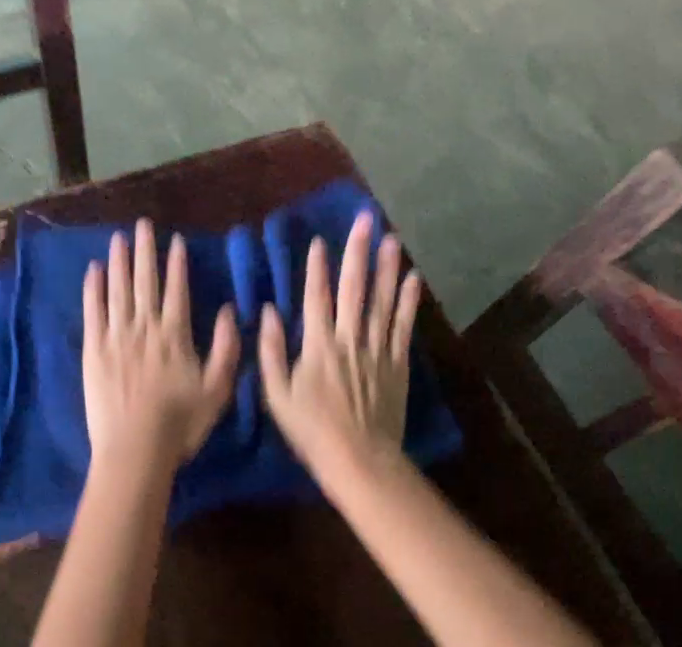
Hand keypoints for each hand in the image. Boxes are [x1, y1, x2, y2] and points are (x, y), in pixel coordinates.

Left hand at [82, 219, 239, 472]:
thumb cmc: (180, 424)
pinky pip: (93, 312)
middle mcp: (146, 327)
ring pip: (118, 290)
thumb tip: (229, 310)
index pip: (177, 290)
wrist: (135, 451)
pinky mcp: (94, 351)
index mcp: (176, 335)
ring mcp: (117, 337)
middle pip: (145, 281)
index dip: (177, 264)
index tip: (175, 240)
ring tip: (118, 239)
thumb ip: (226, 348)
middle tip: (142, 224)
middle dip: (145, 251)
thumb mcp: (218, 390)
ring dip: (119, 262)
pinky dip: (93, 290)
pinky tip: (93, 271)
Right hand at [259, 211, 421, 479]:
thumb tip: (268, 311)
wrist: (360, 462)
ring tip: (391, 238)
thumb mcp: (277, 395)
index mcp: (318, 345)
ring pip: (382, 300)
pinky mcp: (397, 363)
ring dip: (387, 267)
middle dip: (358, 252)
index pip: (317, 297)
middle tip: (365, 220)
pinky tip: (413, 278)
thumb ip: (270, 350)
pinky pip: (403, 326)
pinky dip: (408, 301)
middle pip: (354, 288)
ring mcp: (377, 349)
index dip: (317, 268)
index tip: (319, 240)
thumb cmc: (312, 431)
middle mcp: (349, 339)